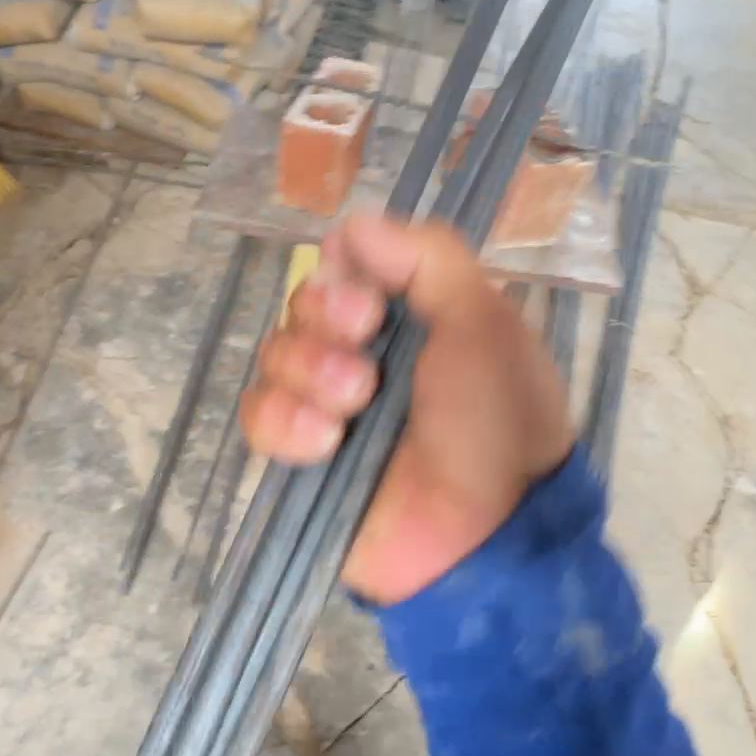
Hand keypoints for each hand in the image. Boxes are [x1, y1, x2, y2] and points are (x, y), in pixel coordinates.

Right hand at [240, 215, 575, 604]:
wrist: (485, 533)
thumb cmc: (497, 422)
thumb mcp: (485, 324)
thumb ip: (427, 259)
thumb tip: (350, 222)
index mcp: (403, 319)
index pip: (338, 270)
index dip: (341, 278)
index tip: (369, 302)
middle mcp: (357, 354)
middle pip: (298, 310)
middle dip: (324, 327)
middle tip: (366, 362)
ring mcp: (322, 407)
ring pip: (272, 358)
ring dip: (308, 374)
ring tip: (353, 407)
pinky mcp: (295, 458)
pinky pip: (257, 417)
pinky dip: (284, 422)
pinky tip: (323, 443)